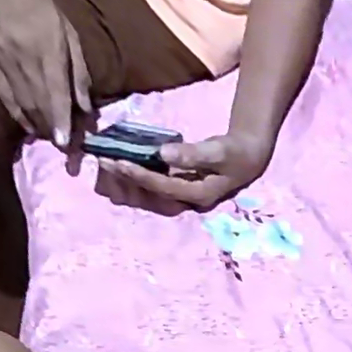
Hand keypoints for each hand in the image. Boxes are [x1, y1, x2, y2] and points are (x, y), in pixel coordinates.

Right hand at [0, 0, 89, 145]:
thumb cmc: (38, 1)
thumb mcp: (68, 33)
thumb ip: (79, 72)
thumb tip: (86, 109)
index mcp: (47, 51)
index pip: (56, 96)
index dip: (61, 123)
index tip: (66, 145)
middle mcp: (22, 58)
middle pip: (39, 104)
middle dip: (51, 129)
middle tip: (61, 148)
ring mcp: (0, 57)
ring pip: (20, 102)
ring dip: (34, 125)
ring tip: (46, 137)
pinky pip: (1, 91)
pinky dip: (14, 111)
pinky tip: (25, 123)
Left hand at [92, 131, 272, 214]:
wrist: (247, 157)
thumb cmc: (234, 153)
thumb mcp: (218, 151)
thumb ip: (192, 154)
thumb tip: (162, 153)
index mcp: (198, 195)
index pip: (163, 187)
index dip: (140, 176)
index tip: (118, 162)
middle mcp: (188, 200)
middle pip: (153, 196)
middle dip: (128, 182)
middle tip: (104, 162)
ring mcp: (184, 195)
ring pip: (151, 194)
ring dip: (130, 182)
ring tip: (107, 165)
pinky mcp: (180, 186)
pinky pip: (155, 186)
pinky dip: (139, 177)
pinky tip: (124, 165)